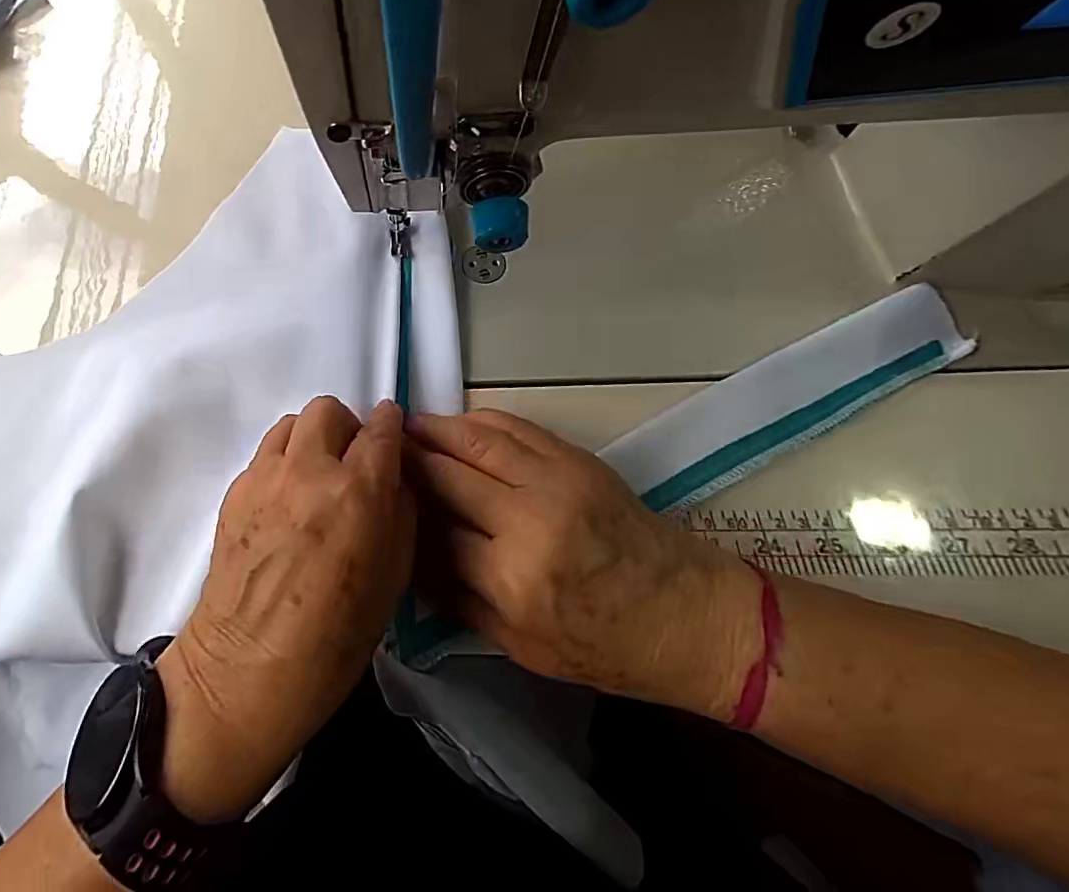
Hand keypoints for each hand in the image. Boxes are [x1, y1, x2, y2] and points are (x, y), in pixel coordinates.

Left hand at [155, 396, 412, 821]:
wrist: (248, 665)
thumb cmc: (335, 639)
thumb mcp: (393, 578)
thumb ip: (399, 512)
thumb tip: (393, 477)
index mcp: (357, 492)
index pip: (380, 430)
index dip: (390, 425)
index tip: (391, 430)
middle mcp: (307, 471)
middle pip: (326, 411)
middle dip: (346, 428)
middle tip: (352, 462)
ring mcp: (263, 477)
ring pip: (290, 426)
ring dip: (310, 441)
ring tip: (315, 480)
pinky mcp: (233, 491)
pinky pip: (264, 457)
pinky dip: (282, 465)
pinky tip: (285, 505)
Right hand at [405, 409, 759, 718]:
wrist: (692, 619)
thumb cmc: (603, 646)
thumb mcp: (518, 645)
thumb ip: (454, 599)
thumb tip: (406, 556)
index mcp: (510, 579)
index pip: (431, 529)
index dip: (399, 511)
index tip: (377, 499)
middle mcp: (527, 521)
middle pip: (444, 475)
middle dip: (405, 461)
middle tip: (377, 452)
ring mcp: (555, 483)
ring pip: (473, 440)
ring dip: (432, 429)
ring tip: (404, 428)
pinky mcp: (577, 462)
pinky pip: (512, 427)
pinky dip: (475, 421)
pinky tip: (453, 425)